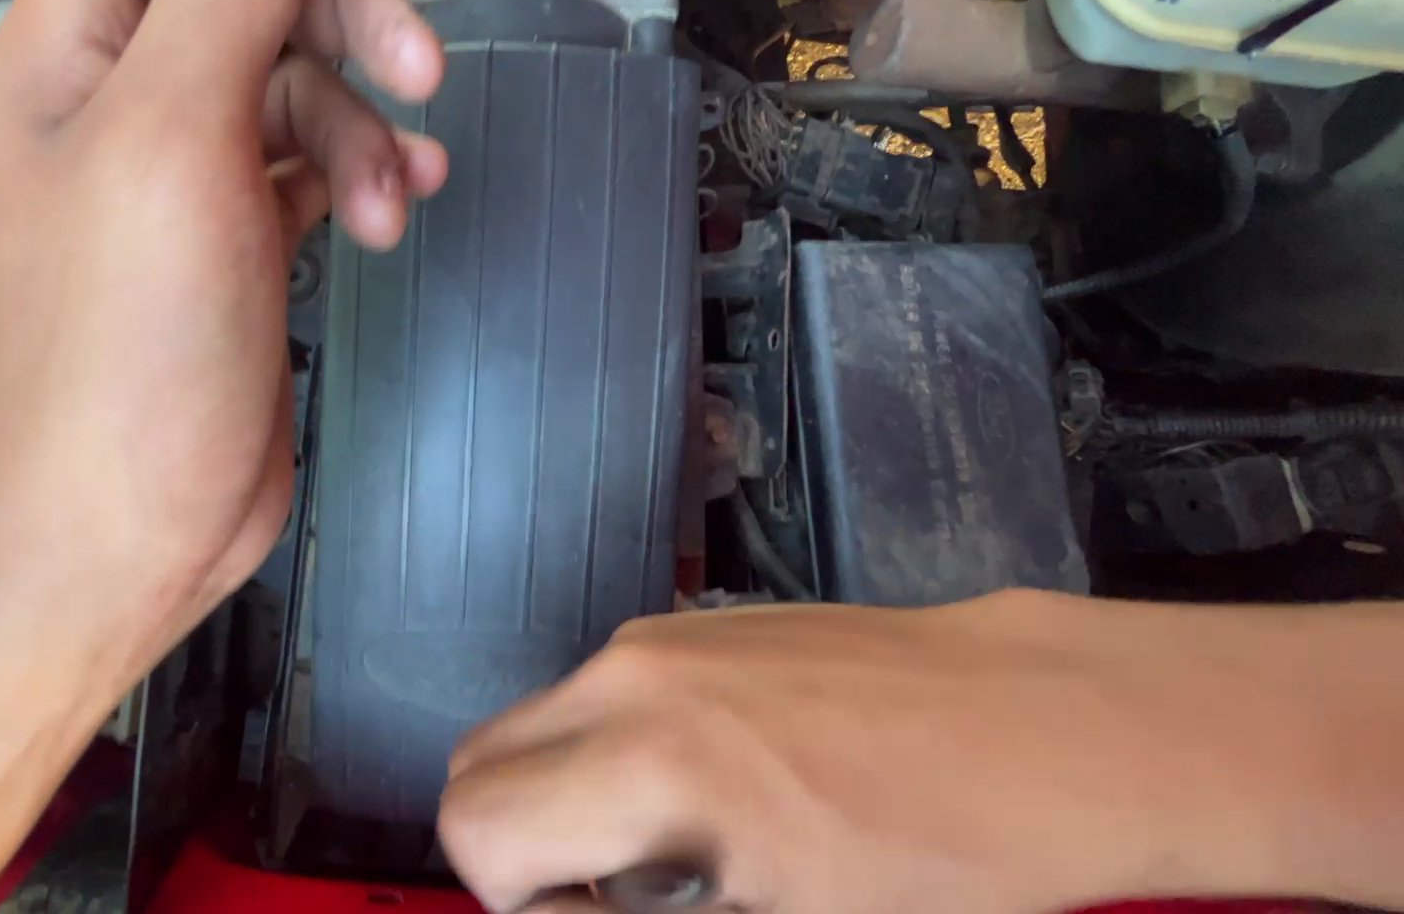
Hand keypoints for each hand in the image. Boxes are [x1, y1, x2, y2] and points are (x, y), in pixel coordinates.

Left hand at [0, 0, 444, 654]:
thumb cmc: (134, 343)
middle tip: (423, 67)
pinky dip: (360, 176)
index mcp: (76, 53)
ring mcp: (192, 173)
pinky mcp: (244, 237)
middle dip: (343, 14)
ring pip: (297, 86)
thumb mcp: (174, 143)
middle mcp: (129, 100)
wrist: (136, 515)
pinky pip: (314, 164)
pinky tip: (394, 215)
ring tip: (402, 193)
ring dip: (365, 123)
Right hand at [438, 591, 1331, 913]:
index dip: (513, 906)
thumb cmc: (942, 859)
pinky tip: (709, 785)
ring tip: (668, 844)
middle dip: (516, 849)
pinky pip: (589, 696)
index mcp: (642, 762)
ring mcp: (649, 636)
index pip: (475, 827)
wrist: (1034, 716)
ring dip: (561, 798)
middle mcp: (621, 676)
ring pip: (531, 727)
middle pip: (477, 765)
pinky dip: (602, 753)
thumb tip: (592, 901)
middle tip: (608, 899)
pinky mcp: (681, 623)